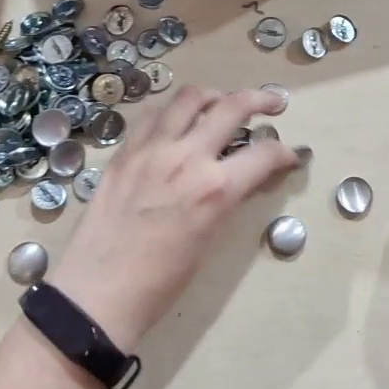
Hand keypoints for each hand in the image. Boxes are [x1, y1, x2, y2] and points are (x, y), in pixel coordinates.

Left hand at [52, 87, 299, 348]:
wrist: (98, 293)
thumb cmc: (160, 282)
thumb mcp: (208, 240)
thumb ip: (227, 200)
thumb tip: (243, 179)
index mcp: (215, 188)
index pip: (265, 154)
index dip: (285, 152)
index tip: (291, 155)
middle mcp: (186, 157)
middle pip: (232, 107)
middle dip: (261, 99)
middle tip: (273, 103)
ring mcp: (151, 148)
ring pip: (189, 97)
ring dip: (214, 96)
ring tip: (222, 103)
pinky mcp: (124, 151)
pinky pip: (153, 116)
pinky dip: (173, 112)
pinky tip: (177, 123)